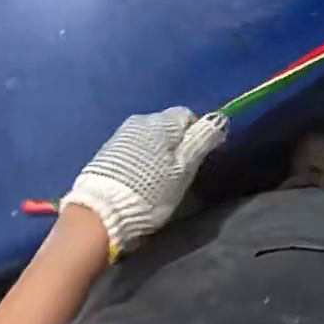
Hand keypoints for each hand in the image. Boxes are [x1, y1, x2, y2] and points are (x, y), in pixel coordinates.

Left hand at [62, 107, 228, 256]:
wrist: (104, 208)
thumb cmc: (151, 189)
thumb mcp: (184, 169)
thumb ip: (201, 141)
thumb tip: (218, 119)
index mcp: (159, 121)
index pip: (186, 116)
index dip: (196, 136)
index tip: (195, 159)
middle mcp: (138, 121)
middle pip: (167, 126)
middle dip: (175, 145)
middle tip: (176, 174)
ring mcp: (121, 134)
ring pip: (150, 137)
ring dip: (157, 153)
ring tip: (156, 179)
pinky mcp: (108, 149)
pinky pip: (134, 148)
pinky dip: (141, 159)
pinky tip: (138, 179)